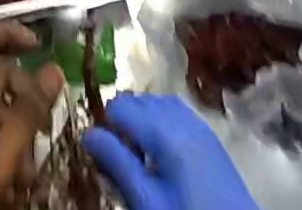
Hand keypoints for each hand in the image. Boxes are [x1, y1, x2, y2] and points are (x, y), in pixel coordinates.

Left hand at [0, 22, 66, 209]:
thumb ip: (28, 113)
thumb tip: (55, 70)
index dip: (9, 34)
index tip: (40, 47)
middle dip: (25, 100)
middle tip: (47, 126)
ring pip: (1, 117)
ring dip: (22, 140)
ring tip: (29, 174)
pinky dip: (11, 162)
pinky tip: (20, 191)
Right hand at [81, 94, 258, 209]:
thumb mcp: (146, 202)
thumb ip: (116, 164)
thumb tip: (88, 134)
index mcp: (163, 130)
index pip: (118, 106)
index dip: (107, 129)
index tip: (109, 159)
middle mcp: (181, 118)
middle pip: (137, 101)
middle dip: (125, 124)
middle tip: (126, 163)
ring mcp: (200, 127)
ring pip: (156, 105)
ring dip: (143, 123)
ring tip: (145, 162)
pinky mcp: (212, 141)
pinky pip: (177, 115)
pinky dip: (163, 126)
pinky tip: (167, 159)